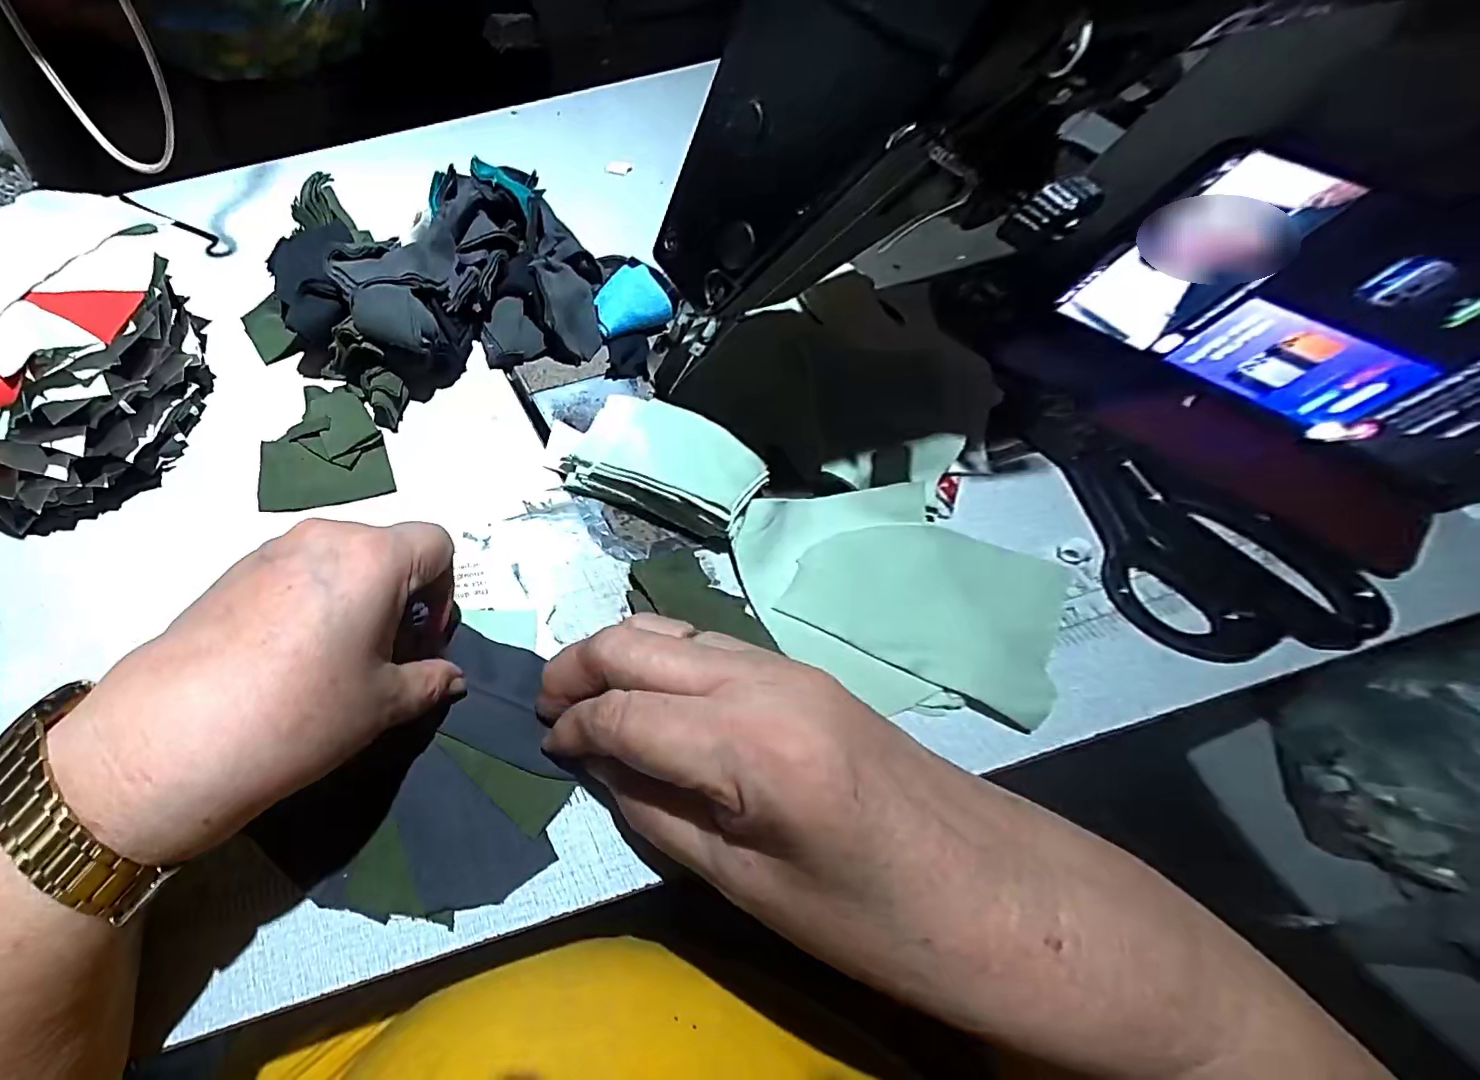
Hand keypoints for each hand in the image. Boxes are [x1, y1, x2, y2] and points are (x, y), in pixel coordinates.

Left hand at [43, 520, 465, 865]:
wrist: (176, 731)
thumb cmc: (303, 711)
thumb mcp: (382, 703)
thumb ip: (429, 681)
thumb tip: (452, 677)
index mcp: (373, 557)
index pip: (436, 542)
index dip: (444, 589)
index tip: (421, 638)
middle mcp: (326, 536)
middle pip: (387, 548)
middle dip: (402, 593)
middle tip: (383, 651)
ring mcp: (274, 548)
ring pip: (341, 557)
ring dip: (358, 594)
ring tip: (334, 654)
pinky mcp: (236, 568)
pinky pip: (298, 569)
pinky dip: (315, 597)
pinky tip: (288, 653)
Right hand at [541, 616, 1389, 1079]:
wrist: (1024, 904)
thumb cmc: (883, 925)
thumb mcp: (752, 890)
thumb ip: (659, 815)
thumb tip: (598, 766)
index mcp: (750, 746)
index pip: (624, 714)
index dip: (572, 728)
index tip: (545, 747)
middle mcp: (763, 681)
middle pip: (636, 645)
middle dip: (576, 667)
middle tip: (544, 705)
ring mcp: (787, 666)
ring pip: (669, 631)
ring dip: (616, 654)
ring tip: (582, 693)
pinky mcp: (804, 671)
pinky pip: (706, 644)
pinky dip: (659, 657)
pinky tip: (647, 689)